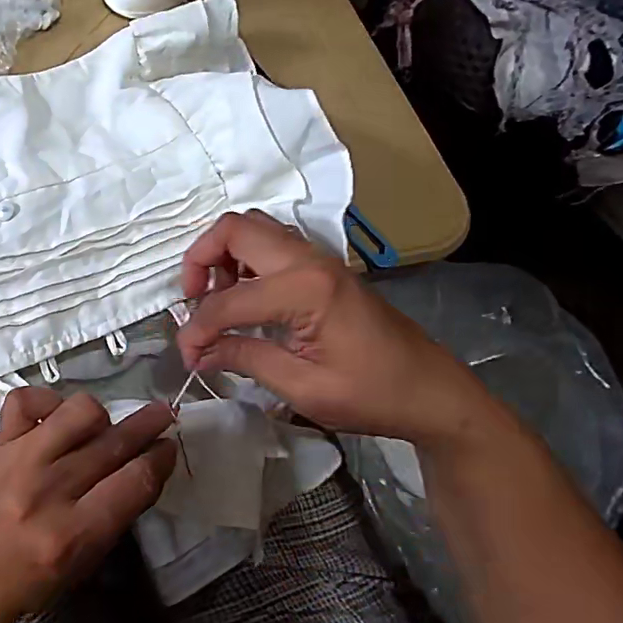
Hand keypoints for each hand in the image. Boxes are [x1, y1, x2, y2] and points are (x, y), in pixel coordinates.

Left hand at [0, 389, 176, 622]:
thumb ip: (115, 514)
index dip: (160, 460)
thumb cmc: (32, 580)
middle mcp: (47, 490)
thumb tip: (144, 465)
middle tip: (162, 416)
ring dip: (100, 417)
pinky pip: (26, 400)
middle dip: (146, 426)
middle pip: (111, 445)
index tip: (169, 448)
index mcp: (73, 533)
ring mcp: (19, 460)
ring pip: (77, 412)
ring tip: (101, 428)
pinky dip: (47, 402)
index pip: (133, 482)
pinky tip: (56, 418)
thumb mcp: (85, 562)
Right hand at [176, 210, 508, 450]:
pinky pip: (270, 242)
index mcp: (306, 290)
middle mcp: (309, 260)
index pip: (229, 300)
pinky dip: (243, 257)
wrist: (434, 392)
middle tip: (193, 299)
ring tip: (215, 295)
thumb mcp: (303, 387)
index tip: (188, 354)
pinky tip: (243, 294)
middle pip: (235, 228)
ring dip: (223, 253)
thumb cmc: (373, 395)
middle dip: (200, 259)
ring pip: (252, 227)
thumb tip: (199, 351)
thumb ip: (245, 359)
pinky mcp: (323, 267)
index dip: (198, 327)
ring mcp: (318, 258)